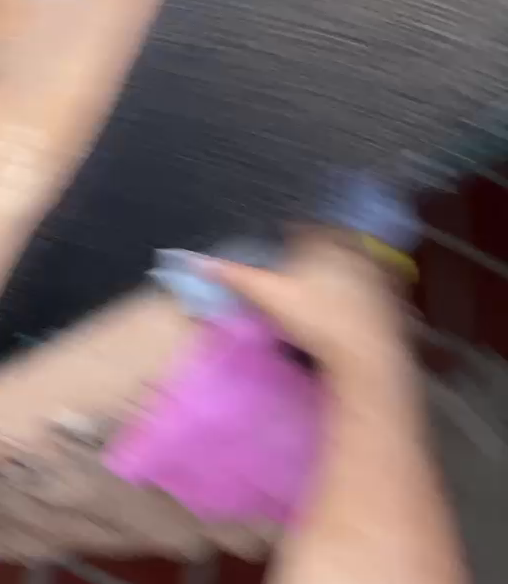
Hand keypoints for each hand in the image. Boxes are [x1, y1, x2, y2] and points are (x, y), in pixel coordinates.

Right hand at [201, 228, 409, 373]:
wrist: (366, 356)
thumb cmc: (311, 316)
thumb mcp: (261, 293)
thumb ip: (229, 273)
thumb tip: (192, 259)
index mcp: (324, 246)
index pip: (307, 228)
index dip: (292, 229)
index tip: (281, 234)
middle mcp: (355, 256)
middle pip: (335, 242)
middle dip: (319, 245)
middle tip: (300, 253)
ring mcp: (378, 279)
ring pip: (356, 262)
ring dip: (340, 265)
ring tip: (320, 275)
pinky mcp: (392, 302)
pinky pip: (372, 285)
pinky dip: (357, 287)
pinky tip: (343, 300)